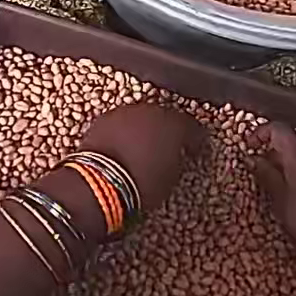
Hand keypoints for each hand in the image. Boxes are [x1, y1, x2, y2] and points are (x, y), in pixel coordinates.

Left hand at [77, 103, 205, 214]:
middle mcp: (151, 112)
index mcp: (174, 125)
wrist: (99, 182)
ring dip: (145, 129)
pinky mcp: (104, 119)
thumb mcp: (170, 178)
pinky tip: (124, 146)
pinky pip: (122, 123)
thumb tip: (177, 156)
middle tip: (170, 148)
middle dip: (169, 131)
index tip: (196, 150)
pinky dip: (125, 132)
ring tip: (144, 148)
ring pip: (142, 117)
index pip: (192, 128)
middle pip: (166, 117)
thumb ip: (178, 160)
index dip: (196, 141)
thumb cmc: (140, 184)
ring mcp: (126, 112)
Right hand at [249, 123, 295, 254]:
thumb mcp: (280, 201)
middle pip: (294, 140)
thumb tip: (254, 160)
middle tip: (262, 167)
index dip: (260, 133)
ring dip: (292, 161)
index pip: (278, 129)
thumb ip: (267, 175)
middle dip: (275, 150)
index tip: (250, 146)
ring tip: (280, 182)